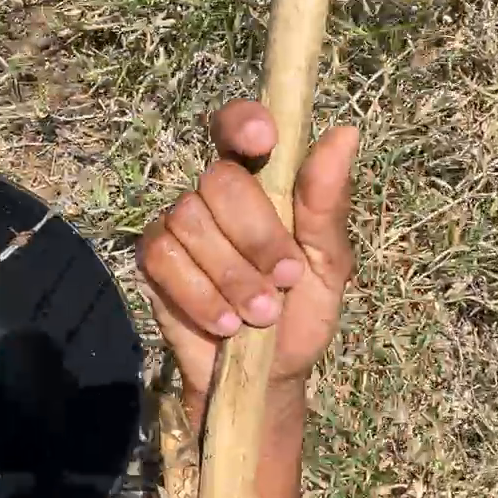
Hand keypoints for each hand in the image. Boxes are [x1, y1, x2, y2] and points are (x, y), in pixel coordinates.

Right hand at [137, 100, 359, 399]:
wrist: (267, 375)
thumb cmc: (302, 312)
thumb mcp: (329, 263)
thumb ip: (326, 204)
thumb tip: (346, 133)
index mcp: (260, 184)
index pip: (235, 128)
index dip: (242, 123)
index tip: (262, 143)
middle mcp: (212, 197)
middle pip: (219, 181)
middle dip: (256, 236)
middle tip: (285, 280)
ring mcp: (176, 226)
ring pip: (190, 222)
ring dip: (232, 276)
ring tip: (259, 314)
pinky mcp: (151, 260)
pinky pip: (165, 259)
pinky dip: (201, 296)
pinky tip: (226, 322)